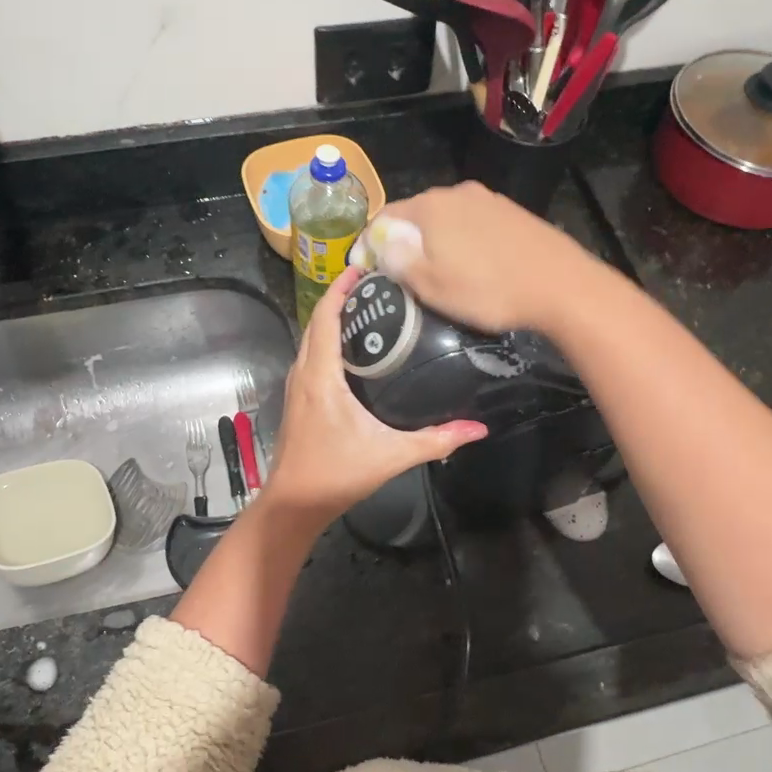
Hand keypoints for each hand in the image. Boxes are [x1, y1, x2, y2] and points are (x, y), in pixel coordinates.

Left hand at [262, 266, 487, 523]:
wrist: (294, 504)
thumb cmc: (336, 475)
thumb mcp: (391, 456)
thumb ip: (436, 440)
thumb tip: (478, 428)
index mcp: (321, 377)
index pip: (324, 317)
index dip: (340, 288)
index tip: (363, 267)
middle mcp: (303, 374)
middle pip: (315, 323)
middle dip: (339, 298)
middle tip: (375, 285)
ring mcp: (295, 387)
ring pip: (310, 340)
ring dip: (331, 320)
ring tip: (366, 309)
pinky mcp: (296, 401)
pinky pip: (310, 357)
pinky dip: (326, 342)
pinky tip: (352, 349)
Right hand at [362, 181, 600, 333]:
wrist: (560, 286)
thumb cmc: (489, 290)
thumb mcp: (432, 286)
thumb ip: (399, 261)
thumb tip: (381, 243)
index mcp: (430, 207)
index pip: (384, 217)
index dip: (370, 243)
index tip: (365, 269)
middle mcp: (457, 193)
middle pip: (415, 215)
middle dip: (402, 241)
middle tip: (399, 274)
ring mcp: (488, 200)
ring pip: (445, 220)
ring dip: (433, 242)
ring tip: (434, 273)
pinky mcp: (511, 213)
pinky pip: (472, 225)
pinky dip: (461, 242)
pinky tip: (471, 266)